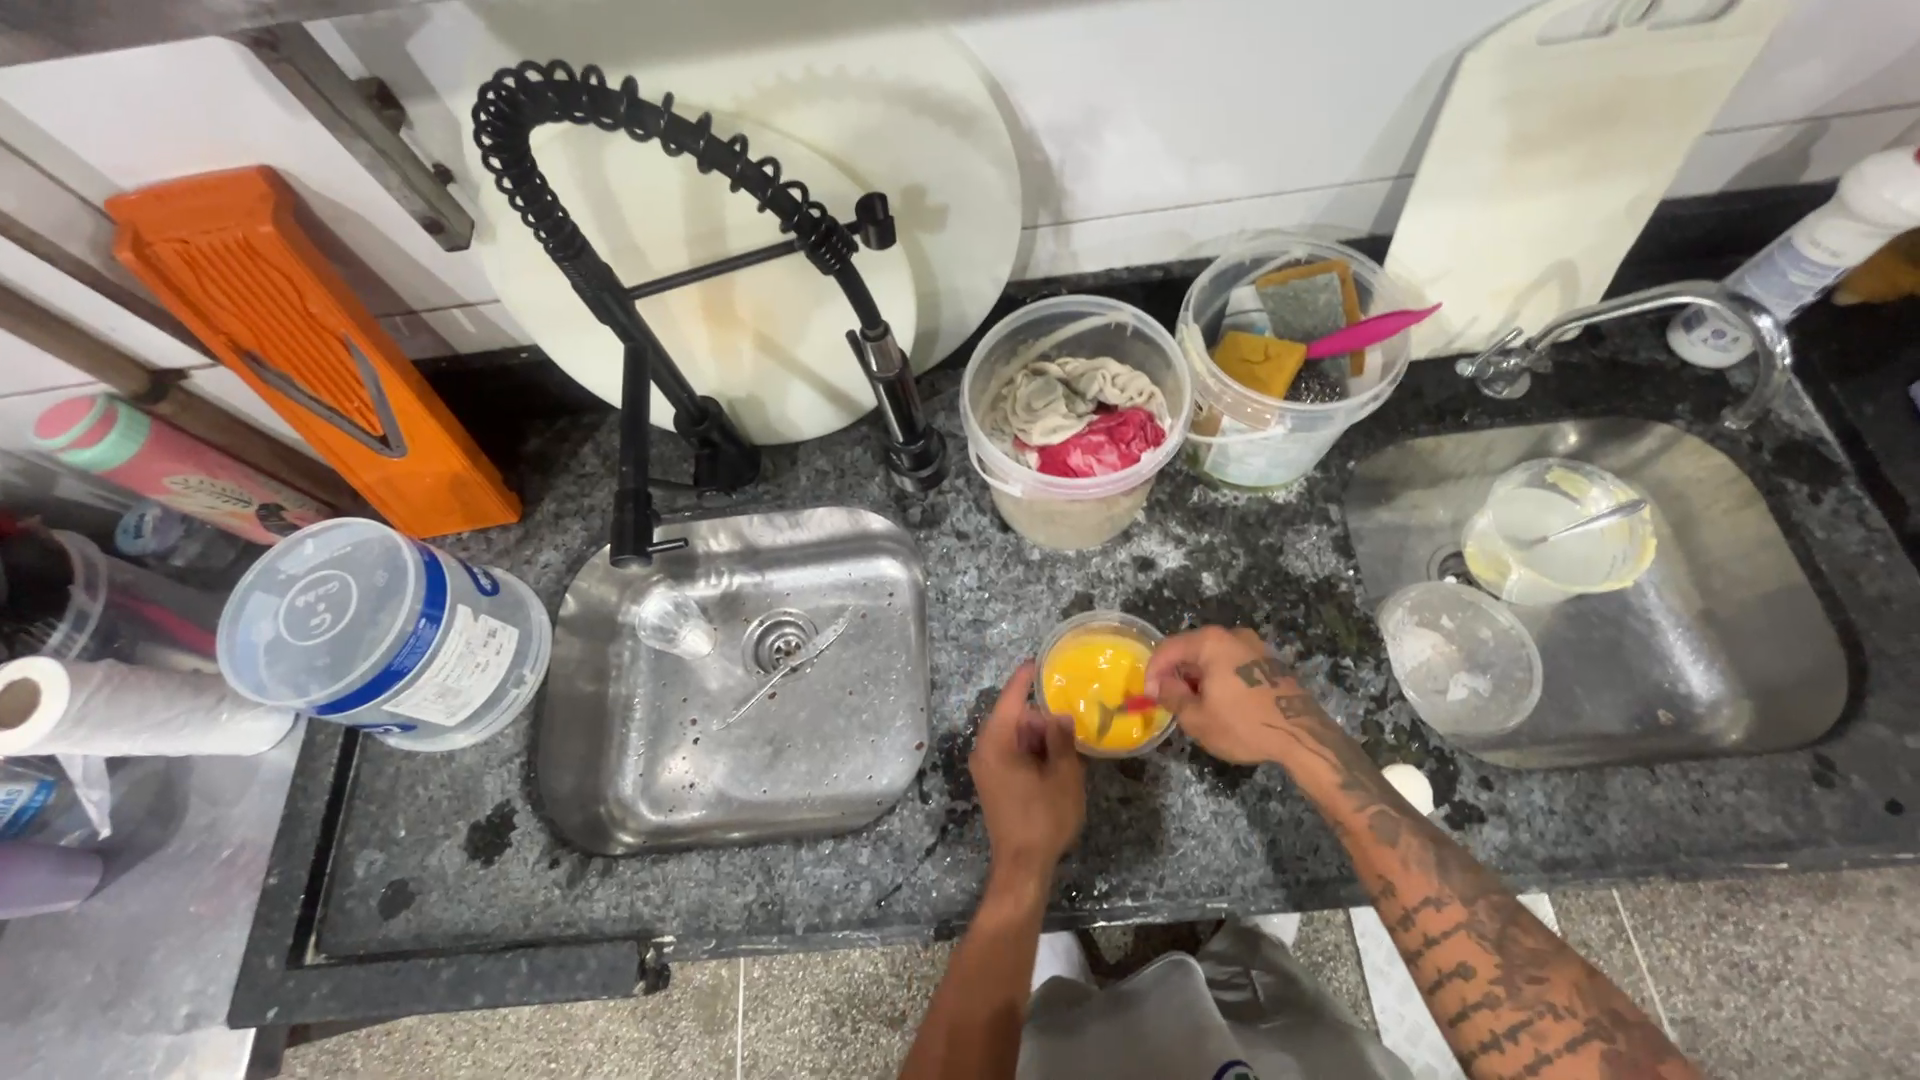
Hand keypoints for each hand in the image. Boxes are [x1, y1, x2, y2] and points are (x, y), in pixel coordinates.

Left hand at [969, 661, 1085, 886]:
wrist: (1022, 865)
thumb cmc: (1044, 818)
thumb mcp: (1063, 775)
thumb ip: (1060, 739)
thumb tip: (1059, 714)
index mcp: (996, 742)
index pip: (1010, 699)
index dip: (1025, 679)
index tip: (1039, 661)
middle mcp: (984, 749)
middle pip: (1013, 718)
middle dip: (1041, 717)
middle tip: (1071, 722)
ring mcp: (986, 767)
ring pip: (1014, 737)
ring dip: (1039, 737)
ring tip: (1069, 744)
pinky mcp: (993, 782)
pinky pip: (1011, 753)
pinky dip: (1031, 751)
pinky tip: (1055, 761)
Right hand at [1145, 626, 1331, 764]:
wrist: (1303, 737)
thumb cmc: (1243, 725)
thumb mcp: (1197, 718)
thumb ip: (1172, 697)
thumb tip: (1162, 686)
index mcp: (1211, 642)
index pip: (1168, 649)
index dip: (1153, 672)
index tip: (1149, 696)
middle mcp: (1233, 635)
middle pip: (1192, 650)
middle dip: (1177, 674)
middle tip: (1170, 701)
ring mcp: (1256, 647)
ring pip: (1215, 657)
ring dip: (1199, 677)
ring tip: (1195, 705)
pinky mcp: (1271, 663)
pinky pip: (1235, 664)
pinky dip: (1221, 678)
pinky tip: (1222, 703)